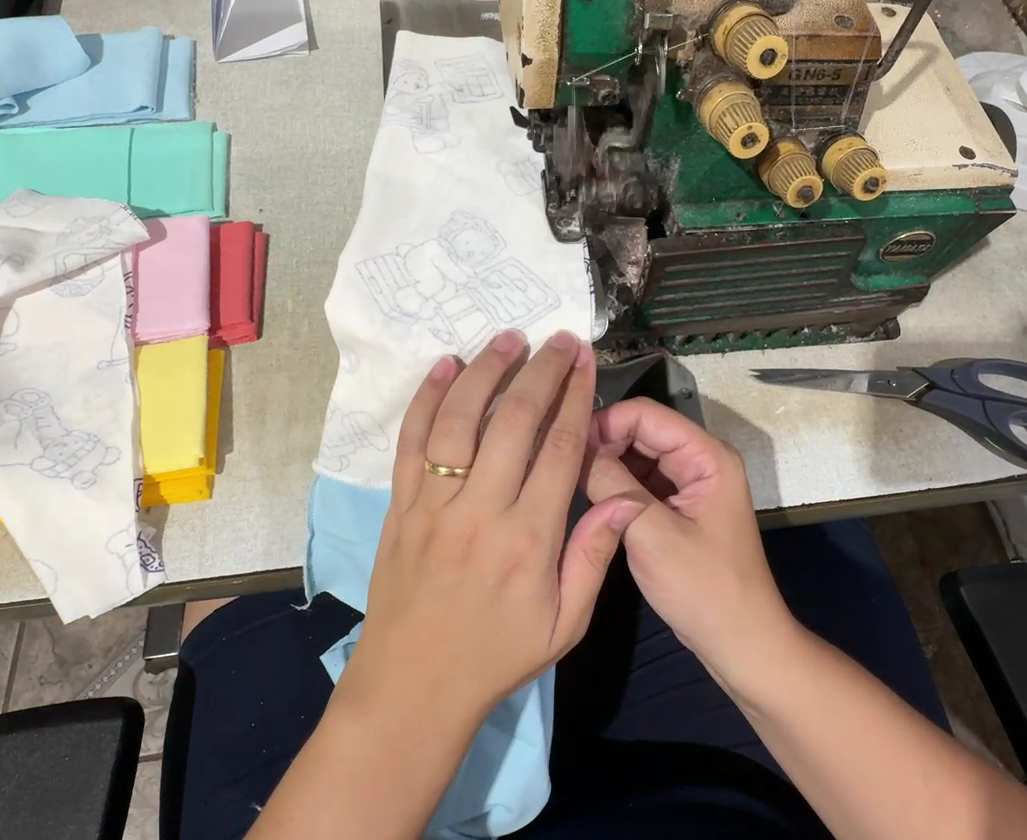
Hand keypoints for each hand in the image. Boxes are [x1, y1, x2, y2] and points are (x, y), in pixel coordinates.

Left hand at [342, 328, 647, 725]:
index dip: (576, 398)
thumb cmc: (497, 656)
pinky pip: (412, 442)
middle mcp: (481, 509)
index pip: (560, 449)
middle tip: (559, 339)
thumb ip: (594, 557)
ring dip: (486, 371)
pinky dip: (427, 399)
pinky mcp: (400, 505)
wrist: (413, 687)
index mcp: (528, 538)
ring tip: (509, 339)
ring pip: (461, 419)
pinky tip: (445, 366)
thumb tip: (626, 500)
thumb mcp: (565, 624)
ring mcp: (434, 503)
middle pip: (514, 421)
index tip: (586, 362)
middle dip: (541, 372)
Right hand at [583, 399, 795, 679]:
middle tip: (559, 466)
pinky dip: (614, 485)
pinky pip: (640, 480)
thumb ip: (613, 487)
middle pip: (641, 431)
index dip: (604, 422)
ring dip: (605, 464)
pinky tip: (587, 497)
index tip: (564, 445)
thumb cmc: (705, 589)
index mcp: (706, 457)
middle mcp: (700, 460)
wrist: (740, 642)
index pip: (646, 415)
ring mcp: (689, 484)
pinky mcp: (677, 506)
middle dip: (601, 443)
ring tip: (566, 479)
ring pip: (636, 455)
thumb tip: (575, 452)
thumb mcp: (652, 536)